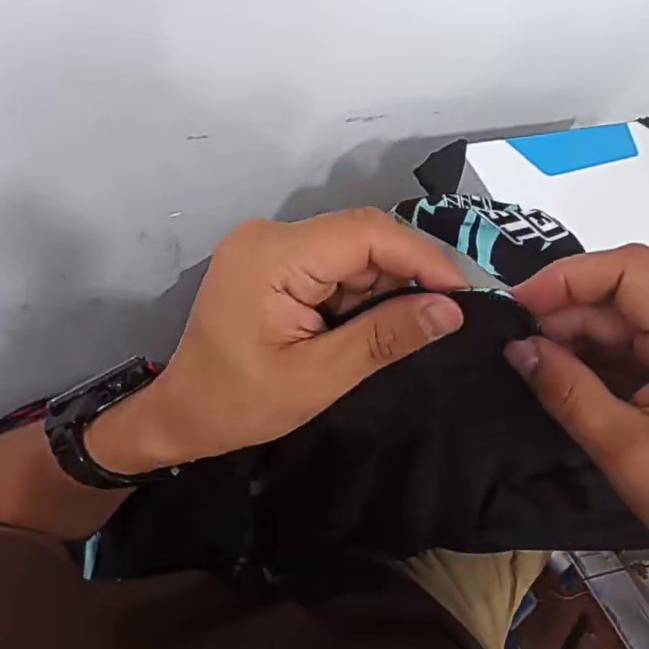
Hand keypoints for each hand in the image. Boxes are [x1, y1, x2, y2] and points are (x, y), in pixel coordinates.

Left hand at [92, 209, 466, 471]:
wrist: (184, 415)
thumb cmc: (242, 404)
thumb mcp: (320, 377)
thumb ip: (386, 338)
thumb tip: (452, 311)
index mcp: (273, 257)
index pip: (366, 233)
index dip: (423, 257)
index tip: (464, 294)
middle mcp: (272, 236)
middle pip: (364, 236)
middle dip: (411, 272)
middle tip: (449, 313)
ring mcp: (273, 247)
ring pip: (357, 251)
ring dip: (391, 285)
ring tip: (416, 324)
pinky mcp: (279, 263)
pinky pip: (339, 265)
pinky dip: (368, 293)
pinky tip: (379, 322)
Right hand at [504, 245, 648, 583]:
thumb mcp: (627, 449)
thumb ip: (567, 389)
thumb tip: (518, 348)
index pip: (632, 271)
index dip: (565, 279)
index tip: (515, 305)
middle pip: (636, 294)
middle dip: (572, 316)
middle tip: (519, 346)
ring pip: (642, 321)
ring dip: (589, 340)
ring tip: (539, 365)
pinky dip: (615, 361)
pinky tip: (576, 376)